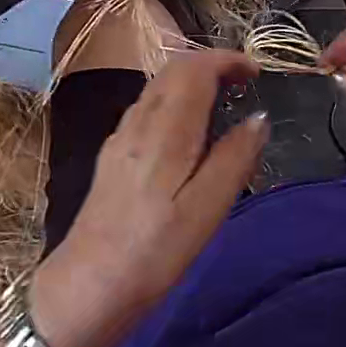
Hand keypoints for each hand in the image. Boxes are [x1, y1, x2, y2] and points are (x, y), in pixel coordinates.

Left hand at [30, 50, 267, 346]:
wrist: (87, 287)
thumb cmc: (154, 251)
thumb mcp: (208, 209)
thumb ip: (235, 157)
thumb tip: (258, 118)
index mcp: (165, 130)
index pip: (194, 68)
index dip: (227, 60)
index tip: (256, 73)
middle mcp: (138, 122)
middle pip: (173, 69)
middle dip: (211, 64)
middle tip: (244, 83)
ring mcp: (120, 138)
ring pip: (158, 87)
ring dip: (192, 80)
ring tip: (223, 102)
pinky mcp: (112, 156)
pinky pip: (148, 108)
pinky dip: (175, 100)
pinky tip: (188, 131)